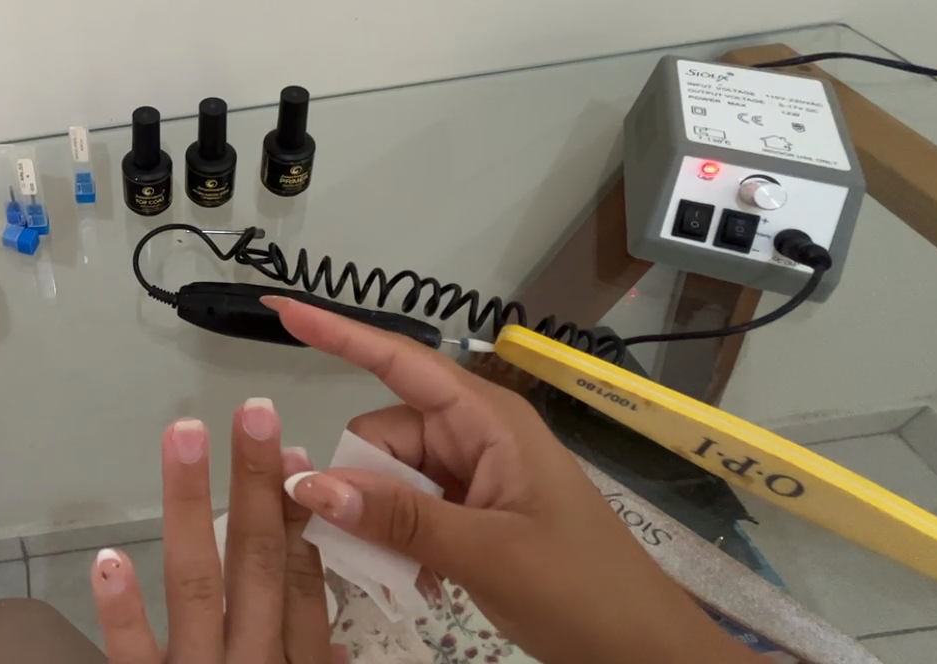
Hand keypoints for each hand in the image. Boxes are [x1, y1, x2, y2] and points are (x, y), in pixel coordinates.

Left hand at [90, 402, 340, 663]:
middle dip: (255, 480)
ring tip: (184, 433)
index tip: (294, 450)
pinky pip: (133, 653)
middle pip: (256, 560)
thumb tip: (334, 636)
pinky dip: (122, 609)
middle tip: (254, 410)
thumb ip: (309, 662)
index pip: (299, 579)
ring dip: (189, 502)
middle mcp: (253, 663)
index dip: (298, 513)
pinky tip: (109, 559)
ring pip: (195, 582)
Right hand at [265, 297, 761, 663]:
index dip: (336, 331)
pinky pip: (402, 503)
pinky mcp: (465, 506)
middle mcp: (470, 432)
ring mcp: (467, 470)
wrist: (653, 663)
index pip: (397, 359)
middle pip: (379, 433)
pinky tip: (418, 575)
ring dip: (380, 519)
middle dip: (362, 482)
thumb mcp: (489, 554)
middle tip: (369, 543)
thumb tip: (305, 483)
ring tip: (409, 571)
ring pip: (384, 473)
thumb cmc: (589, 596)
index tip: (282, 309)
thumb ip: (395, 518)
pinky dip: (395, 536)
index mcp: (485, 418)